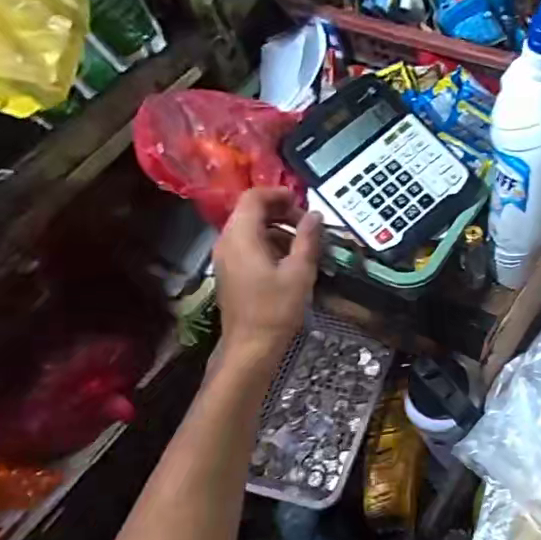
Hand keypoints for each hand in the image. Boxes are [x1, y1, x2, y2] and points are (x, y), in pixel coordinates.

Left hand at [212, 188, 319, 367]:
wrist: (251, 346)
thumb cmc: (276, 309)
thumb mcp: (299, 272)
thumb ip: (307, 239)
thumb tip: (315, 215)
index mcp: (241, 236)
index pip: (253, 197)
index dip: (278, 194)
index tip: (302, 203)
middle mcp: (227, 241)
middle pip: (250, 211)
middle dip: (280, 212)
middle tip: (307, 225)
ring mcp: (225, 257)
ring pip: (249, 228)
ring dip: (276, 229)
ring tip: (302, 245)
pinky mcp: (229, 271)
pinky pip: (247, 245)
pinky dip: (267, 243)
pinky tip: (288, 261)